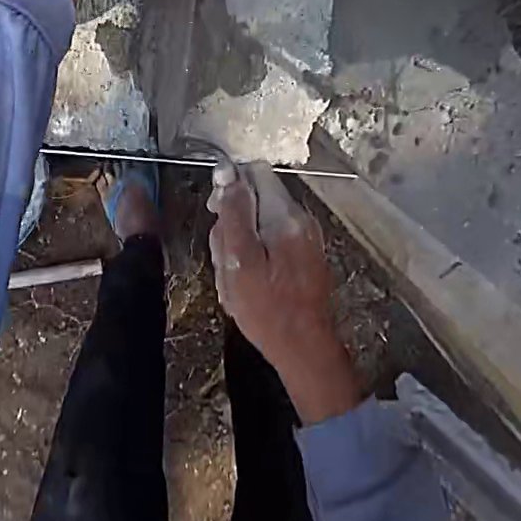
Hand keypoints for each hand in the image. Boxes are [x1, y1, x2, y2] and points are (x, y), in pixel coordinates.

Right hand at [207, 161, 360, 423]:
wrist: (304, 348)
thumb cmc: (266, 309)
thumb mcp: (239, 260)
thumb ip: (233, 213)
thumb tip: (227, 172)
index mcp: (285, 215)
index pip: (255, 173)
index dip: (229, 187)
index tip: (214, 213)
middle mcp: (301, 218)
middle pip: (257, 197)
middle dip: (233, 221)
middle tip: (225, 257)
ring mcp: (306, 237)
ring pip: (261, 221)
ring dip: (241, 242)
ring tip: (235, 275)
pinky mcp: (305, 255)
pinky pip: (272, 240)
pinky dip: (255, 254)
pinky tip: (250, 280)